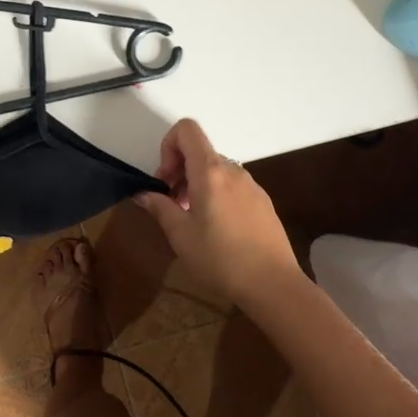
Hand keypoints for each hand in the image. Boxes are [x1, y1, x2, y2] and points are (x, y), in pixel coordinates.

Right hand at [133, 118, 300, 305]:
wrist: (274, 286)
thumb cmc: (221, 259)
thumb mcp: (180, 235)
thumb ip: (159, 207)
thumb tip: (143, 193)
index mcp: (210, 172)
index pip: (187, 130)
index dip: (168, 145)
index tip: (165, 179)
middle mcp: (233, 171)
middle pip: (200, 152)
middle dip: (179, 171)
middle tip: (171, 205)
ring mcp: (252, 186)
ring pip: (216, 171)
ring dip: (197, 185)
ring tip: (192, 221)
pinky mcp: (263, 203)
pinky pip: (232, 186)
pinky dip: (216, 195)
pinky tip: (217, 230)